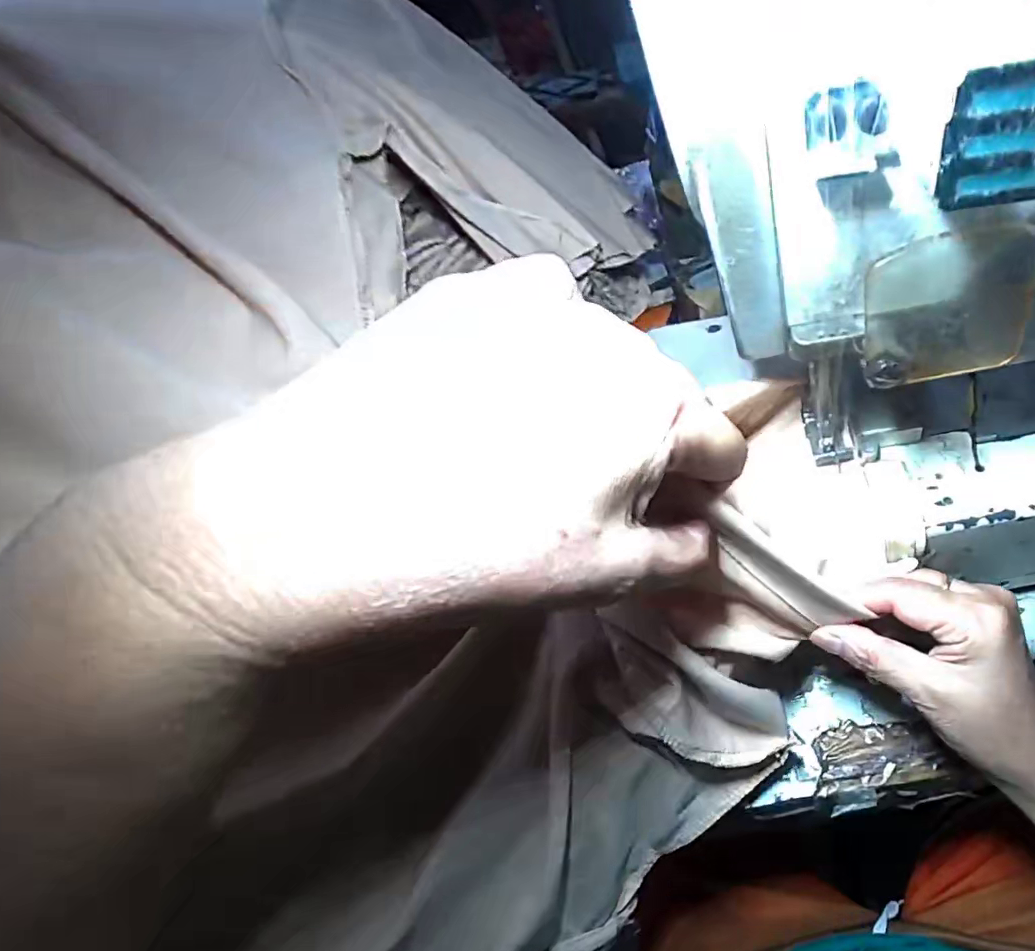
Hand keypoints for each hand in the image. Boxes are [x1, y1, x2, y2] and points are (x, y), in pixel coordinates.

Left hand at [92, 255, 744, 654]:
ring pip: (617, 354)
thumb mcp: (610, 577)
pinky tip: (511, 371)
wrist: (309, 519)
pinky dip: (552, 334)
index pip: (725, 447)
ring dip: (608, 392)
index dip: (704, 488)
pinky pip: (551, 302)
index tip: (667, 514)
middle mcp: (622, 340)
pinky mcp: (478, 290)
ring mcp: (547, 304)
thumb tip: (710, 543)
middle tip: (601, 484)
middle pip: (675, 399)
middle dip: (659, 441)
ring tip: (544, 433)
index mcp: (665, 409)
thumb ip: (687, 557)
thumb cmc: (486, 556)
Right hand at [809, 572, 1034, 798]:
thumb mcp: (927, 693)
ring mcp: (989, 601)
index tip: (820, 611)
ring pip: (924, 589)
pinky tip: (884, 626)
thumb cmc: (986, 729)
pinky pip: (938, 600)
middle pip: (914, 584)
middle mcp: (985, 595)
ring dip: (888, 604)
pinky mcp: (986, 613)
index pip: (904, 593)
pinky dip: (909, 612)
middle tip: (831, 617)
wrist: (1033, 752)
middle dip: (872, 599)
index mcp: (976, 614)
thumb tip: (827, 634)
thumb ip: (876, 657)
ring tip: (850, 620)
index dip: (859, 599)